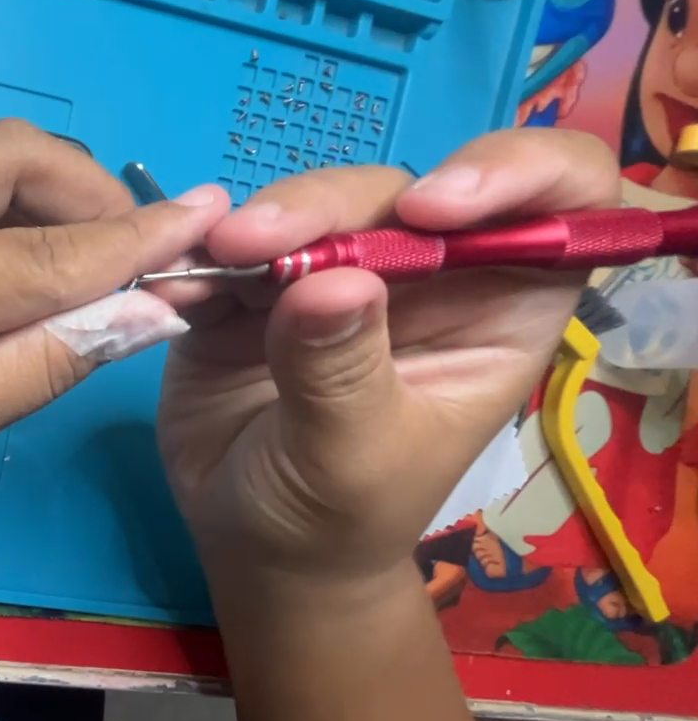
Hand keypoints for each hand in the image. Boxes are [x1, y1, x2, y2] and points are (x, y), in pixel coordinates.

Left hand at [0, 119, 230, 555]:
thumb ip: (46, 359)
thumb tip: (152, 308)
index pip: (36, 247)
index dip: (129, 243)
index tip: (213, 228)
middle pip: (4, 157)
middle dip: (84, 196)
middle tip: (134, 260)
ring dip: (44, 203)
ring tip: (92, 269)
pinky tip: (26, 274)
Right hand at [153, 128, 618, 582]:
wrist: (249, 543)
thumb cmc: (336, 513)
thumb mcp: (352, 455)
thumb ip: (342, 371)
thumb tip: (328, 282)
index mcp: (488, 308)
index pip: (549, 209)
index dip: (512, 176)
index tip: (431, 208)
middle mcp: (411, 281)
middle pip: (389, 200)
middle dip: (325, 207)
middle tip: (250, 242)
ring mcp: (316, 286)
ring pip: (299, 216)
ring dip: (250, 227)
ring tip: (205, 260)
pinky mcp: (239, 303)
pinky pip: (219, 260)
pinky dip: (193, 262)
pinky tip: (171, 284)